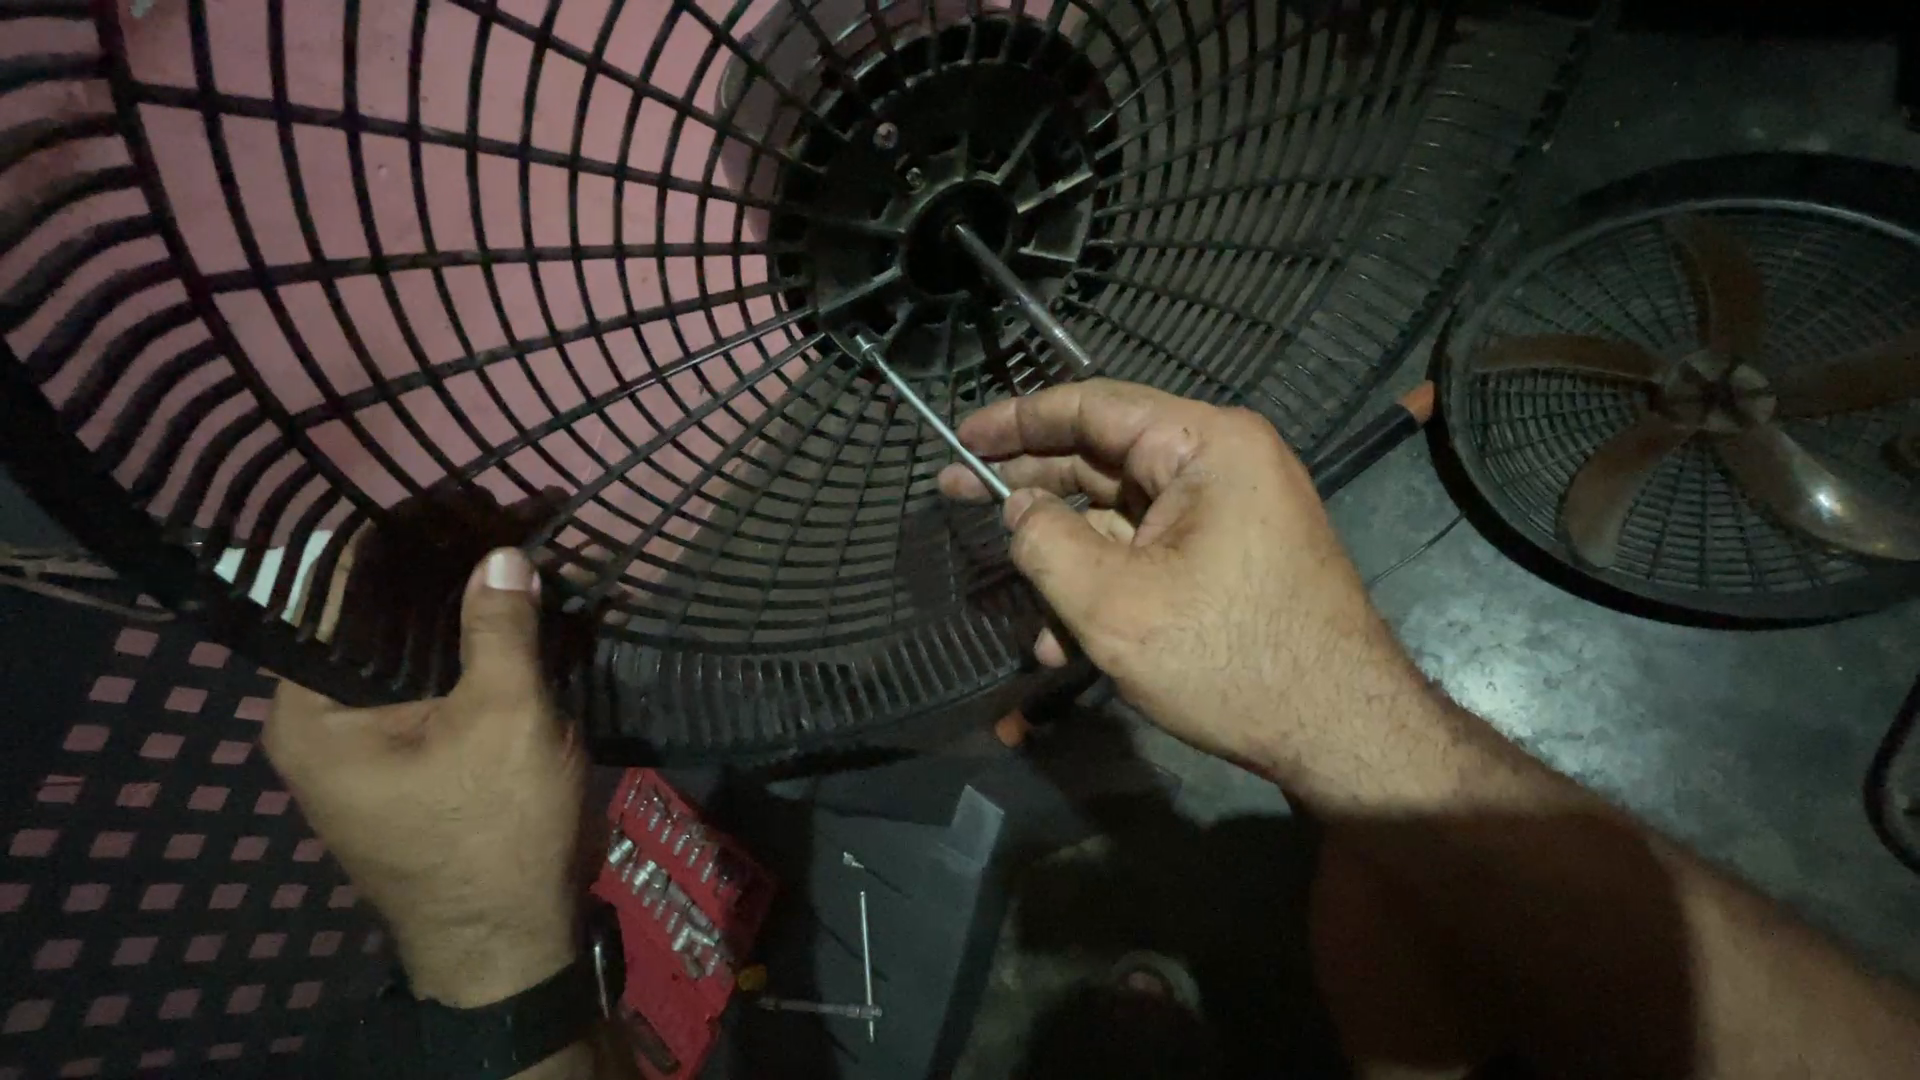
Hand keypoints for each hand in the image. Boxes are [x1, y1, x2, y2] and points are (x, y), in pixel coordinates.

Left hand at [265, 548, 585, 1006]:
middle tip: (501, 513)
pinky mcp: (427, 747)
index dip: (396, 540)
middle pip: (381, 618)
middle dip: (444, 568)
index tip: (456, 496)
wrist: (516, 931)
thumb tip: (503, 550)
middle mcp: (331, 716)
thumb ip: (498, 629)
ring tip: (519, 546)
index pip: (336, 595)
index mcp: (313, 709)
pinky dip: (483, 642)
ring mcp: (381, 735)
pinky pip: (448, 676)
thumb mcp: (503, 718)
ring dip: (470, 604)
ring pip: (421, 647)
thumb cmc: (493, 827)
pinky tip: (525, 607)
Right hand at [938, 380, 1422, 769]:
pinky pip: (1145, 552)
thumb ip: (1045, 544)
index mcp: (1204, 446)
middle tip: (958, 493)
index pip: (1094, 407)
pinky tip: (1062, 636)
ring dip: (1063, 556)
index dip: (1018, 419)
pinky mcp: (1224, 557)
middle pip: (1101, 459)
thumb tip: (1018, 509)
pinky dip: (1102, 583)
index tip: (962, 437)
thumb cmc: (1228, 659)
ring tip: (1012, 591)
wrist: (1340, 735)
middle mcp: (1218, 465)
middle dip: (1030, 486)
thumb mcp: (1113, 605)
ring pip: (1117, 516)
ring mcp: (1224, 513)